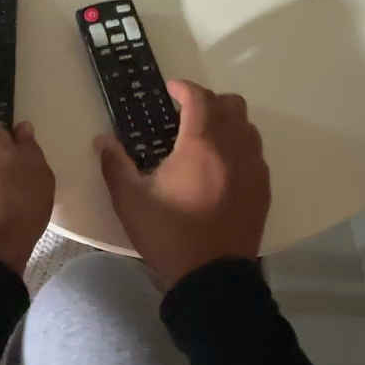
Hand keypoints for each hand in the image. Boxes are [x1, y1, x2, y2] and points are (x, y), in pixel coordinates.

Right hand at [96, 79, 268, 287]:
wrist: (210, 277)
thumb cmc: (168, 235)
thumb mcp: (130, 200)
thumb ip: (115, 164)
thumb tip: (102, 140)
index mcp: (200, 145)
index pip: (199, 98)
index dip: (183, 88)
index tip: (170, 90)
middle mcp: (233, 148)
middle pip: (231, 104)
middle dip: (209, 101)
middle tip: (186, 115)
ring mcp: (253, 168)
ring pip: (248, 127)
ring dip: (228, 123)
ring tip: (205, 140)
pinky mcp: (263, 188)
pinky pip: (256, 154)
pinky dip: (239, 148)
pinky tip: (221, 169)